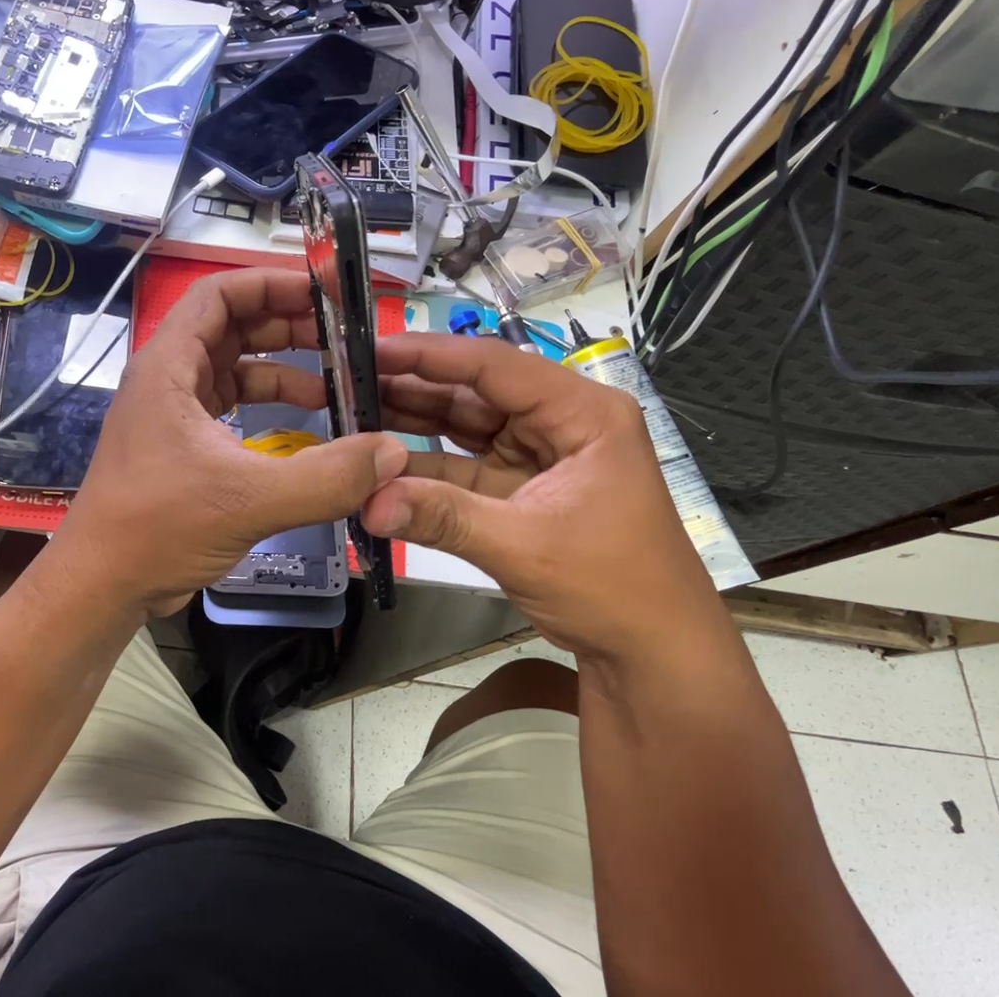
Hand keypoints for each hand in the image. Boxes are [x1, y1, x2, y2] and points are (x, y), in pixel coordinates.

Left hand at [47, 268, 409, 619]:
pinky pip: (231, 409)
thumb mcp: (248, 499)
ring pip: (233, 369)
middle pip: (232, 326)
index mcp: (168, 367)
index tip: (326, 290)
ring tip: (337, 384)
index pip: (219, 294)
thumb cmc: (156, 528)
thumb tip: (394, 454)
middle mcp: (167, 380)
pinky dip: (268, 409)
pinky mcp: (183, 447)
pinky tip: (307, 428)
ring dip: (283, 370)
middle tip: (345, 337)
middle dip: (288, 324)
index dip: (271, 282)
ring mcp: (173, 414)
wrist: (102, 583)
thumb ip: (326, 477)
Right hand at [360, 333, 730, 661]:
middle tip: (347, 378)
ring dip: (411, 423)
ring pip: (463, 427)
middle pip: (474, 393)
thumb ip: (442, 518)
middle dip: (412, 386)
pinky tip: (378, 462)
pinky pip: (461, 467)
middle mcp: (559, 424)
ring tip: (350, 409)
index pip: (496, 367)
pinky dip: (421, 469)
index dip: (431, 355)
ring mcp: (538, 457)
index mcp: (582, 414)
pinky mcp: (519, 490)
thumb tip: (367, 503)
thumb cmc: (613, 587)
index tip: (371, 346)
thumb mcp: (524, 545)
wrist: (651, 652)